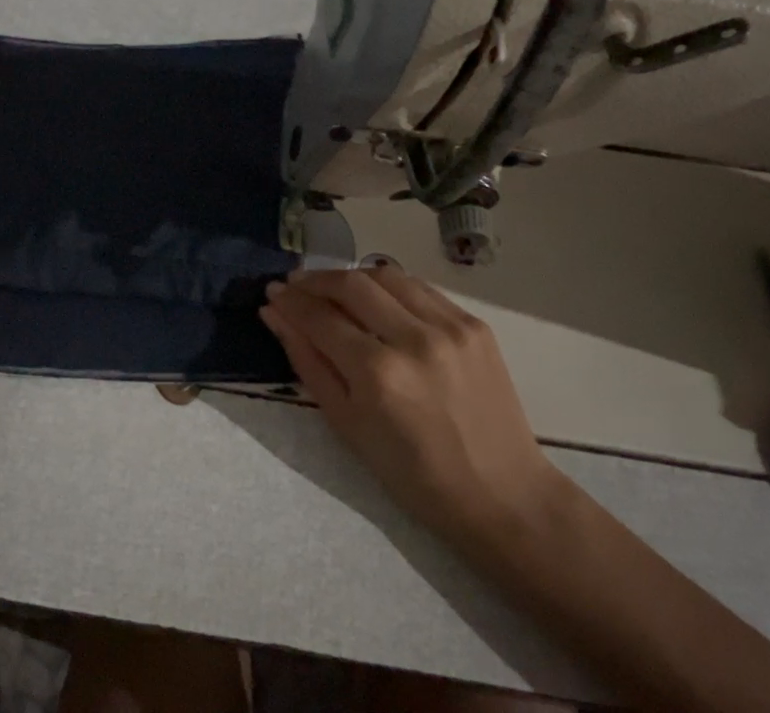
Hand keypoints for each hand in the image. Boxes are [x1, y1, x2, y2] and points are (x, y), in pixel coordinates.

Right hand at [259, 264, 563, 542]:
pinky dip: (390, 288)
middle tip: (294, 285)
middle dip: (315, 280)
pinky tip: (377, 300)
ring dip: (352, 277)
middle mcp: (414, 339)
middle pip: (352, 284)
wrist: (498, 492)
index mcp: (377, 373)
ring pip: (388, 277)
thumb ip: (308, 362)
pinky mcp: (475, 325)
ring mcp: (450, 327)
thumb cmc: (411, 474)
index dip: (290, 301)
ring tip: (331, 288)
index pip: (320, 317)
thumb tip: (275, 315)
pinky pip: (421, 290)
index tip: (271, 293)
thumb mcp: (346, 424)